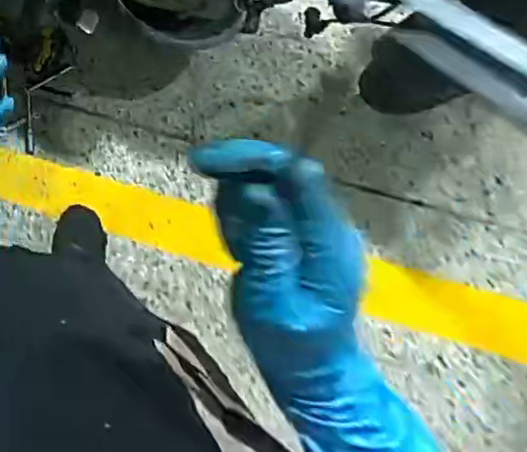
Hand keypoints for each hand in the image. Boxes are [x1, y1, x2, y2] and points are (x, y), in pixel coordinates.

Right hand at [192, 140, 438, 451]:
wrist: (309, 370)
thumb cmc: (290, 340)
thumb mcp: (271, 294)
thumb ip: (266, 241)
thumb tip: (256, 187)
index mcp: (329, 238)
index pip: (297, 172)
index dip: (251, 156)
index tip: (205, 161)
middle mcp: (325, 225)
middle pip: (279, 168)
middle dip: (235, 164)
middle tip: (197, 167)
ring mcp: (310, 227)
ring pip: (264, 181)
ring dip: (233, 192)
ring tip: (229, 237)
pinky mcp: (292, 231)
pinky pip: (257, 200)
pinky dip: (236, 208)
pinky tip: (235, 240)